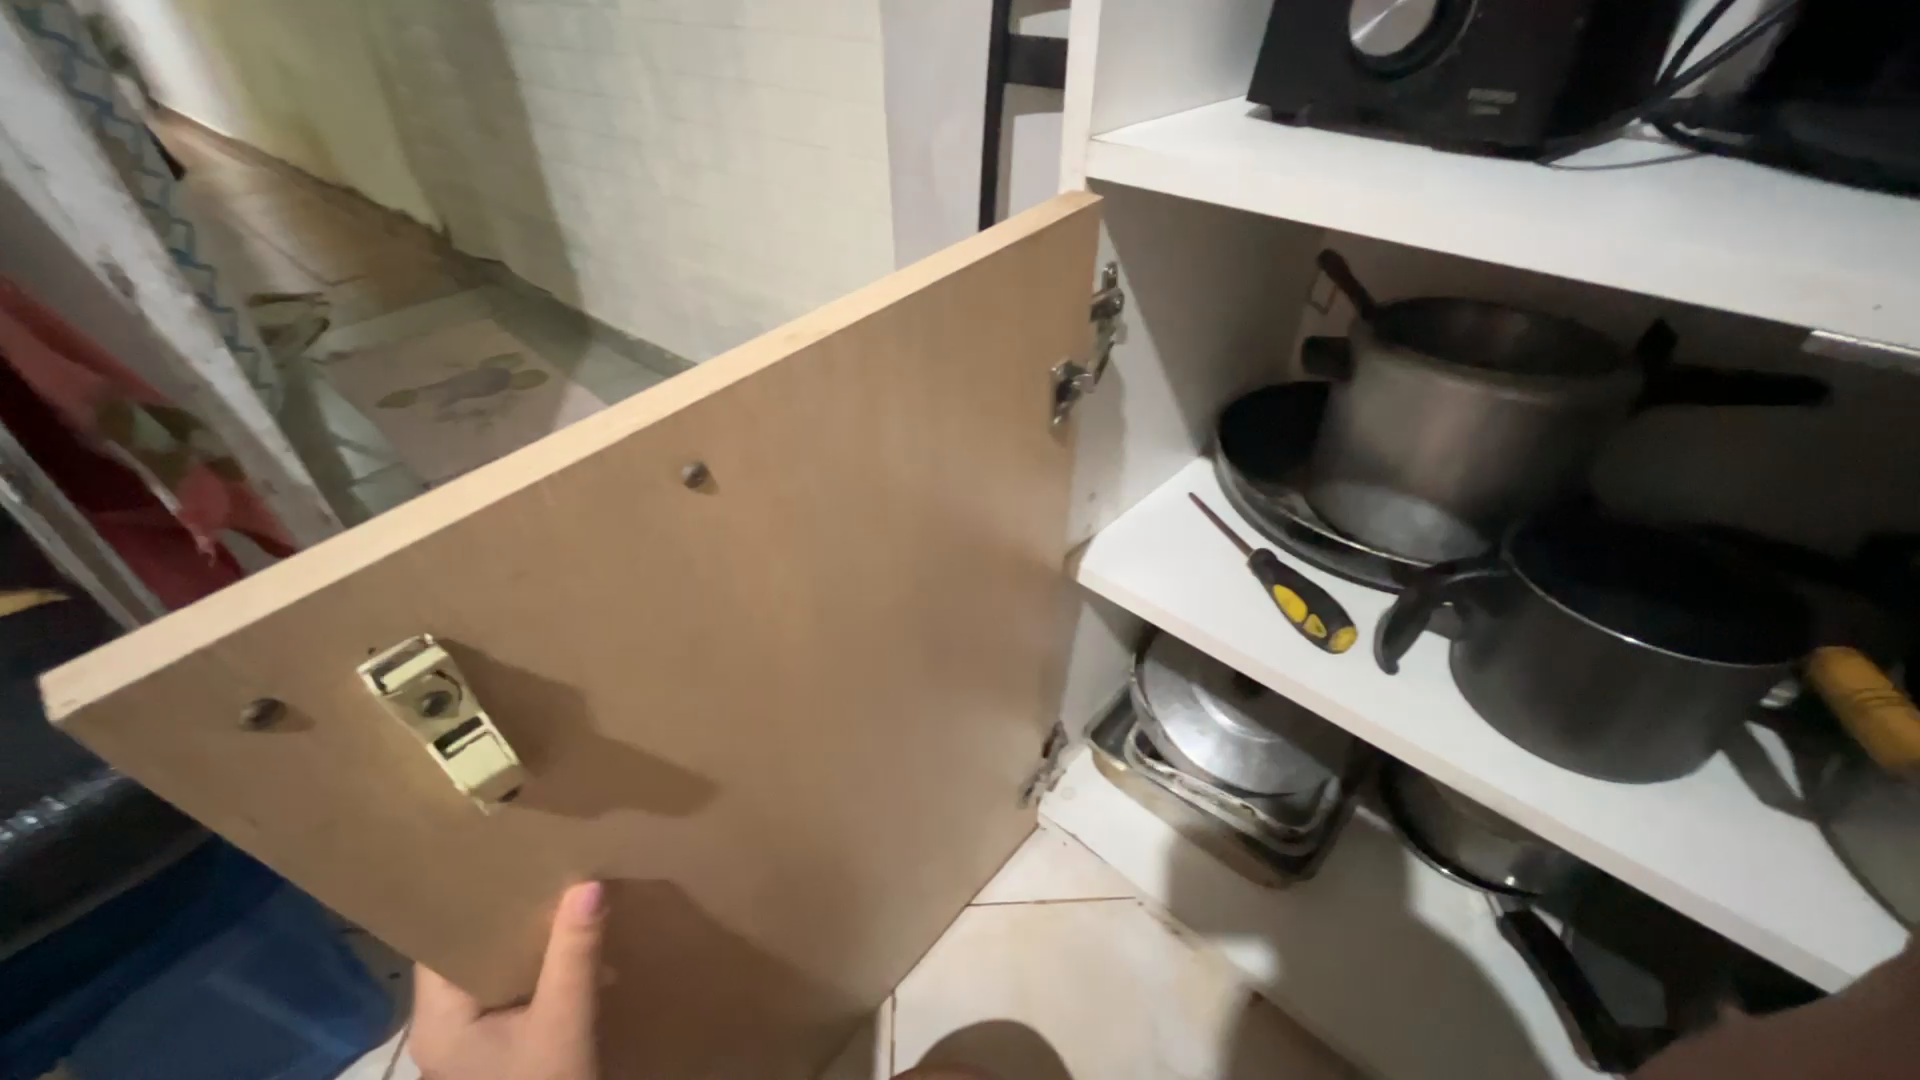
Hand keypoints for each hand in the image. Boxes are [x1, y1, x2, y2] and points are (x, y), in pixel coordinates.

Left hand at [410, 881, 604, 1079]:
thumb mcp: (565, 1025)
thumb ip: (574, 955)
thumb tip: (588, 883)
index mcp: (439, 1020)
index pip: (444, 941)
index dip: (474, 900)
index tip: (512, 858)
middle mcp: (443, 1027)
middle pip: (472, 951)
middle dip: (512, 913)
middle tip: (551, 866)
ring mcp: (471, 1041)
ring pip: (496, 970)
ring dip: (531, 938)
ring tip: (568, 894)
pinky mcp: (499, 1050)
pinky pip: (515, 990)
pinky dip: (541, 965)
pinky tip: (575, 946)